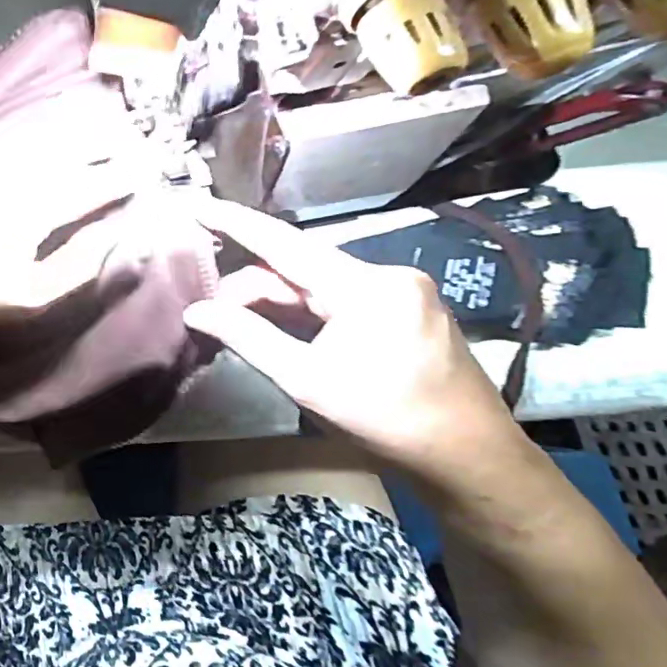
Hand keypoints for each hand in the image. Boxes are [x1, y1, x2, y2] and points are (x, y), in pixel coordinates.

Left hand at [0, 33, 140, 347]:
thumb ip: (78, 264)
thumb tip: (123, 226)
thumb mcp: (31, 299)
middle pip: (60, 156)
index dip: (122, 178)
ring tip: (98, 118)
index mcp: (18, 220)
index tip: (152, 168)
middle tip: (136, 142)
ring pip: (24, 135)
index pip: (85, 190)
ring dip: (65, 126)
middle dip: (103, 149)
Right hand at [180, 195, 530, 489]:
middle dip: (250, 288)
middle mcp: (387, 276)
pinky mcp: (405, 311)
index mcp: (366, 286)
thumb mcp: (305, 380)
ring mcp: (400, 293)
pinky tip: (278, 327)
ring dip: (275, 302)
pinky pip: (339, 299)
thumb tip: (194, 312)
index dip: (236, 223)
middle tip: (209, 313)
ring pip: (318, 285)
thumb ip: (246, 337)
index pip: (284, 243)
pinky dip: (303, 311)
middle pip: (299, 268)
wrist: (472, 459)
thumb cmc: (386, 420)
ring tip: (236, 322)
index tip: (199, 206)